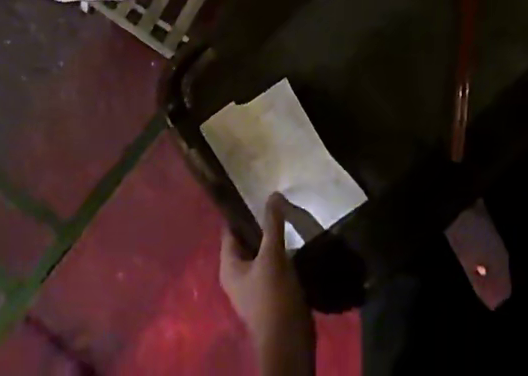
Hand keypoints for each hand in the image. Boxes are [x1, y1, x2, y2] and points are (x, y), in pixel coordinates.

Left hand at [219, 195, 314, 367]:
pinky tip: (297, 237)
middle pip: (247, 240)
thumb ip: (272, 224)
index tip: (255, 189)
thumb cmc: (272, 296)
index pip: (230, 231)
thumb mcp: (272, 256)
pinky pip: (274, 262)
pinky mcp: (272, 290)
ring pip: (262, 251)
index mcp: (229, 267)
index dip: (239, 211)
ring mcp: (255, 283)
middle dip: (260, 221)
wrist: (288, 339)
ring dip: (273, 235)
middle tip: (277, 197)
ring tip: (289, 212)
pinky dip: (283, 250)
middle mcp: (238, 274)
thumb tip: (273, 194)